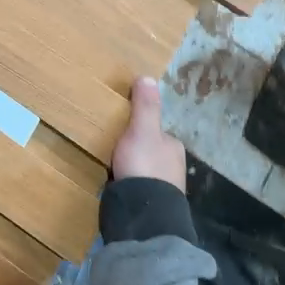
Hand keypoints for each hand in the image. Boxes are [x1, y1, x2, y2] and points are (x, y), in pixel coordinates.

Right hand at [110, 77, 186, 191]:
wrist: (145, 206)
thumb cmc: (144, 164)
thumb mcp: (142, 131)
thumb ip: (145, 107)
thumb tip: (148, 77)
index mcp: (173, 146)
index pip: (155, 131)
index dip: (138, 126)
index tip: (120, 126)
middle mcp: (173, 164)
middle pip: (150, 148)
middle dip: (135, 146)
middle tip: (112, 142)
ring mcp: (164, 184)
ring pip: (144, 166)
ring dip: (132, 163)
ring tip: (112, 161)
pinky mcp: (151, 198)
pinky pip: (139, 181)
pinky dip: (129, 177)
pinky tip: (117, 178)